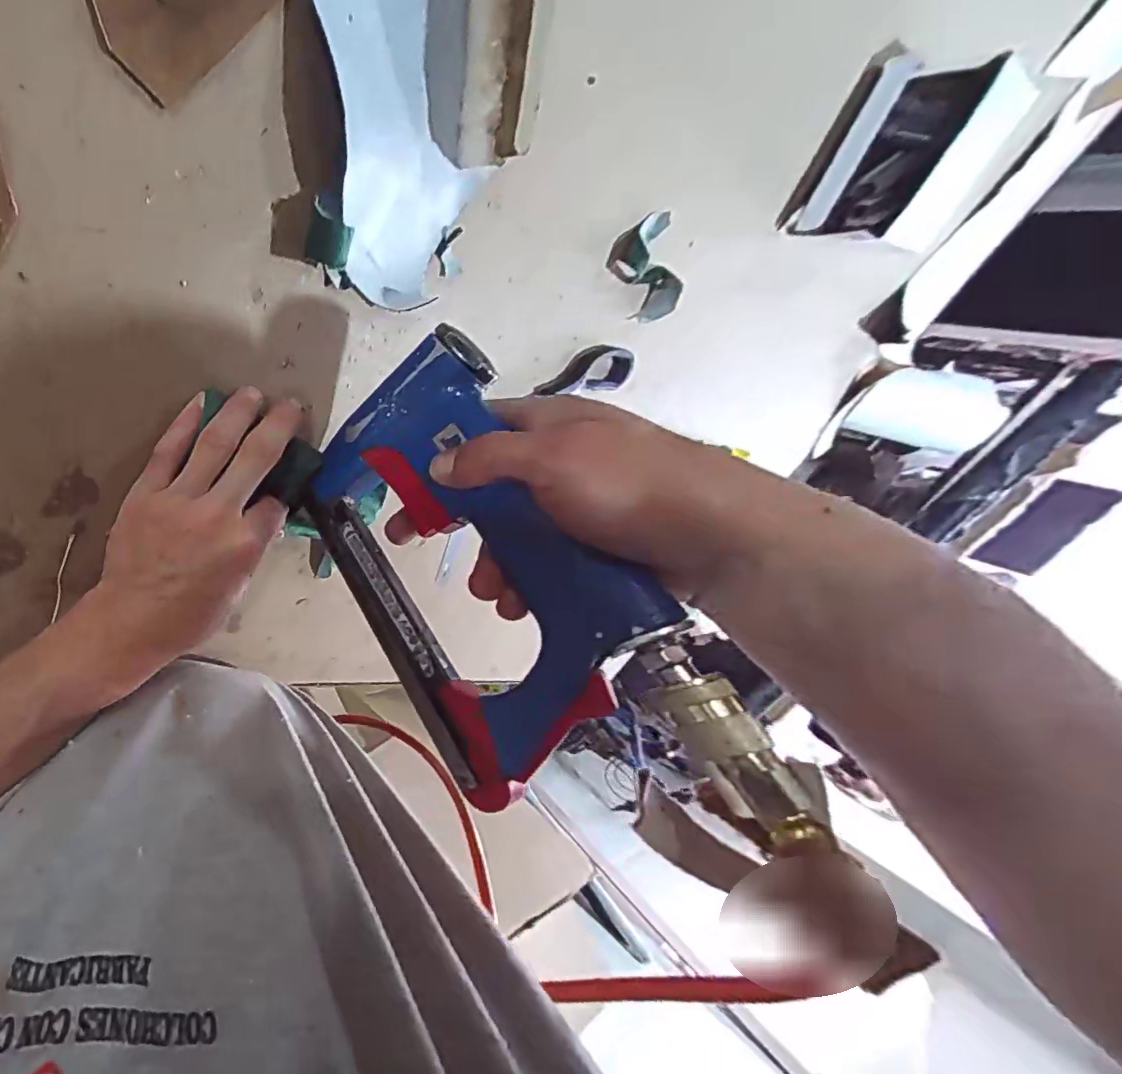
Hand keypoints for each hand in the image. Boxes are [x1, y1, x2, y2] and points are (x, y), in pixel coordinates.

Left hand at [73, 387, 302, 680]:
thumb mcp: (236, 591)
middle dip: (278, 426)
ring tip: (251, 394)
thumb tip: (265, 517)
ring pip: (213, 444)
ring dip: (237, 413)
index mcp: (243, 544)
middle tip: (290, 405)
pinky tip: (200, 402)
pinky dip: (184, 423)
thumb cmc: (187, 616)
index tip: (286, 476)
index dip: (285, 487)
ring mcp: (178, 499)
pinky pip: (167, 450)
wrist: (130, 619)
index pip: (275, 502)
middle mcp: (216, 514)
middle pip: (255, 457)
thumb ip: (252, 549)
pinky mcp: (146, 493)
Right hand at [385, 396, 786, 611]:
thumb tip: (438, 464)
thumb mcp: (552, 458)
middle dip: (450, 517)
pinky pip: (537, 560)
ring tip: (492, 590)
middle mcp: (552, 460)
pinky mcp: (586, 543)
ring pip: (507, 531)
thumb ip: (488, 458)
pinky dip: (522, 581)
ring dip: (490, 562)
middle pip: (481, 485)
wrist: (718, 540)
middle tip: (407, 537)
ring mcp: (570, 504)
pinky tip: (518, 602)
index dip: (435, 448)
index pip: (474, 425)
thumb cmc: (631, 483)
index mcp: (544, 424)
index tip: (403, 478)